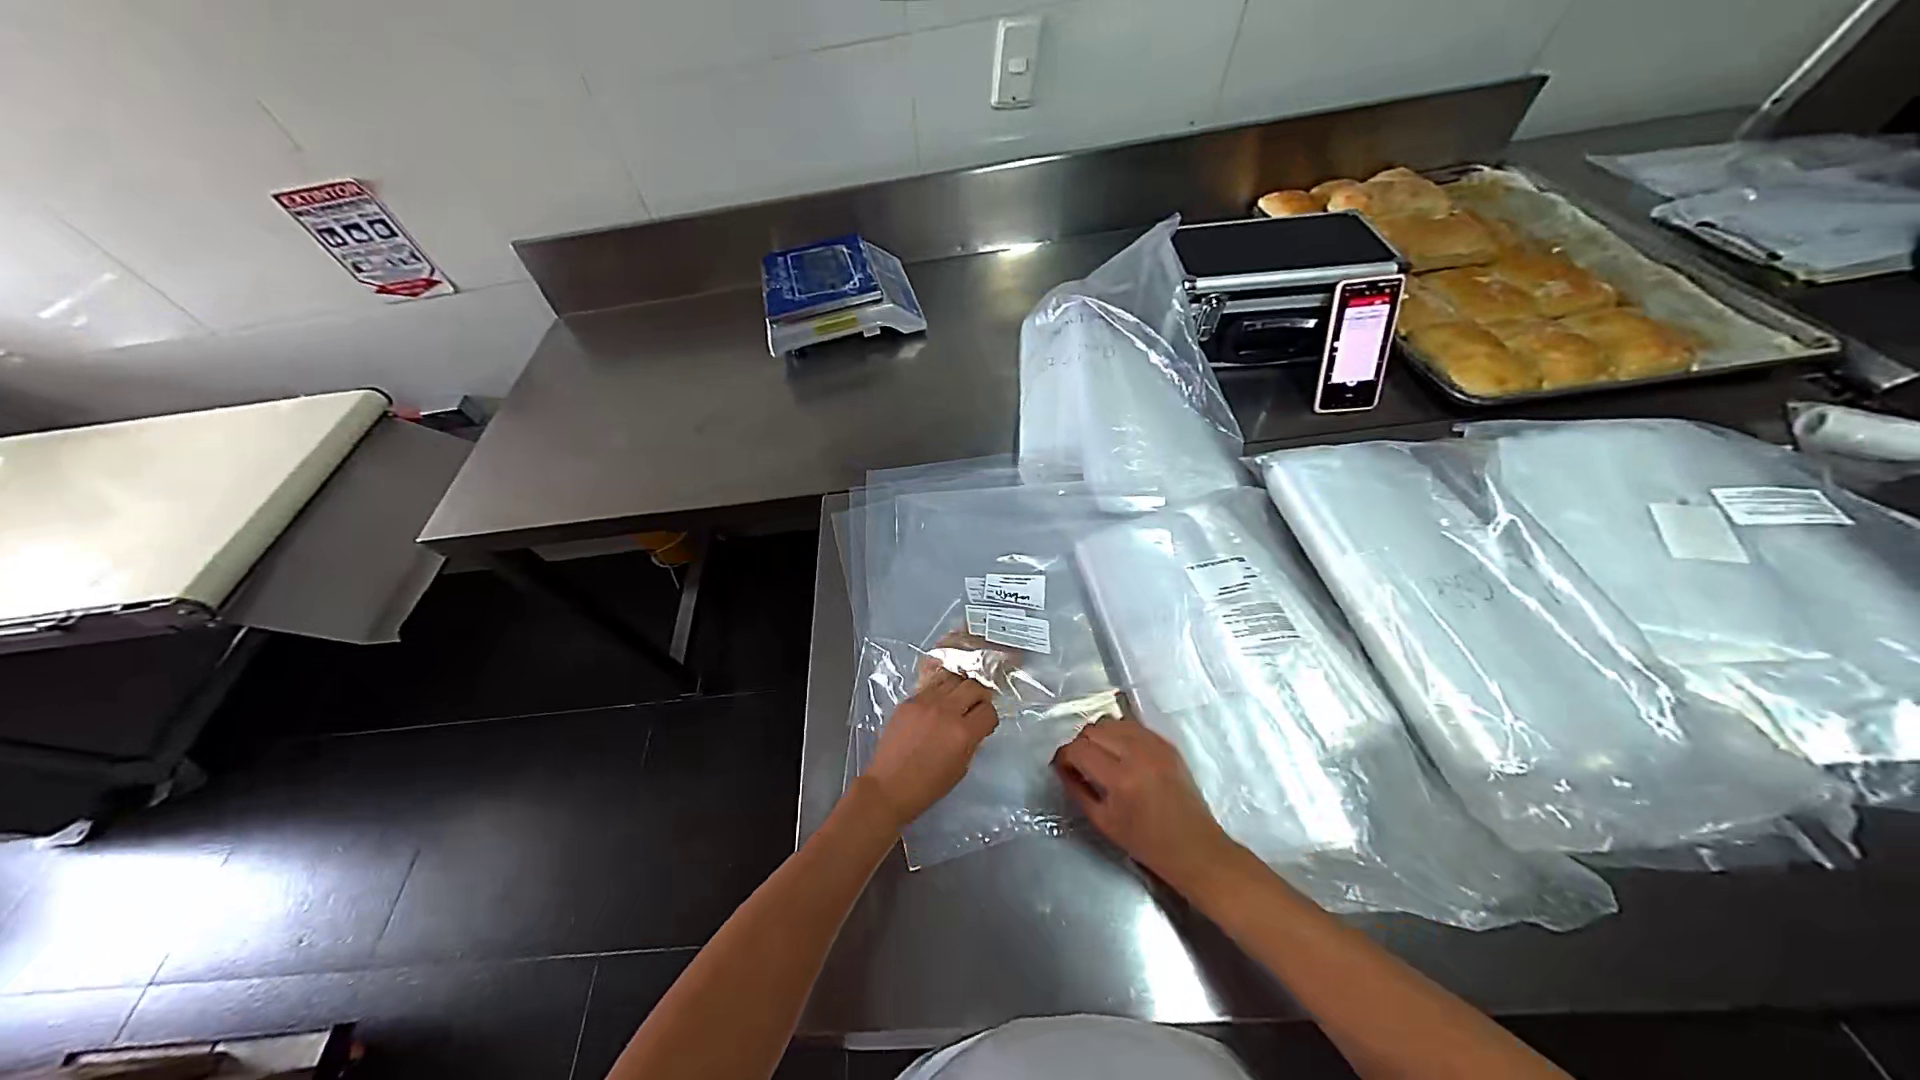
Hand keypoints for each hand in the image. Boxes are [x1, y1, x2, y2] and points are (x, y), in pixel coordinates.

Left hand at [863, 664, 999, 829]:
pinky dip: (939, 691)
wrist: (889, 786)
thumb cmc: (928, 786)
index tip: (984, 723)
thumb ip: (972, 742)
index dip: (989, 717)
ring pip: (951, 679)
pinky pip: (930, 686)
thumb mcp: (961, 767)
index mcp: (963, 733)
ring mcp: (925, 703)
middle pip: (973, 687)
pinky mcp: (908, 702)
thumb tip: (976, 727)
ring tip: (956, 699)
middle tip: (975, 704)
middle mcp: (946, 711)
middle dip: (980, 695)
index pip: (988, 711)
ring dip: (959, 688)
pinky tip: (937, 703)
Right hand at [1053, 715, 1242, 892]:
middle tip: (1081, 764)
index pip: (1079, 749)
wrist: (1194, 847)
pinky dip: (1120, 734)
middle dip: (1081, 745)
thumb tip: (1062, 767)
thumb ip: (1077, 790)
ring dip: (1100, 736)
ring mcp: (1155, 746)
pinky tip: (1121, 753)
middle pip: (1093, 730)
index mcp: (1120, 778)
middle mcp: (1138, 754)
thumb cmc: (1146, 842)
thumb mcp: (1102, 822)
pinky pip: (1133, 726)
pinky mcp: (1167, 744)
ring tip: (1101, 757)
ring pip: (1113, 722)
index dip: (1064, 756)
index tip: (1063, 767)